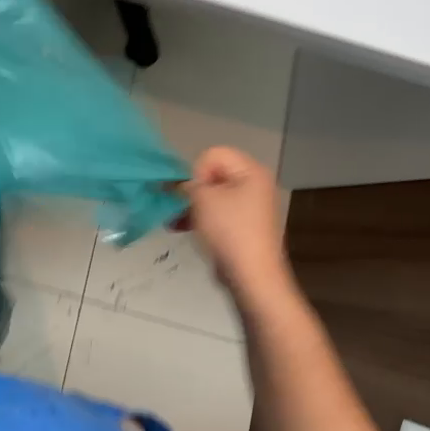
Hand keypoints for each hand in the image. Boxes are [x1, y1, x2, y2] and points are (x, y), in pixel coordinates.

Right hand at [181, 147, 292, 301]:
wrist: (252, 276)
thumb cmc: (229, 231)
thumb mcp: (202, 199)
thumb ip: (186, 184)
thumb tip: (177, 183)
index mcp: (251, 171)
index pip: (213, 154)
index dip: (197, 171)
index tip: (192, 193)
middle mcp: (255, 185)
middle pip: (213, 174)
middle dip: (191, 189)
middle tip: (177, 205)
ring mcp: (251, 207)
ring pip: (213, 196)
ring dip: (191, 205)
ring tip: (174, 221)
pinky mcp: (244, 227)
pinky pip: (218, 213)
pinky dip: (200, 218)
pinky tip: (181, 229)